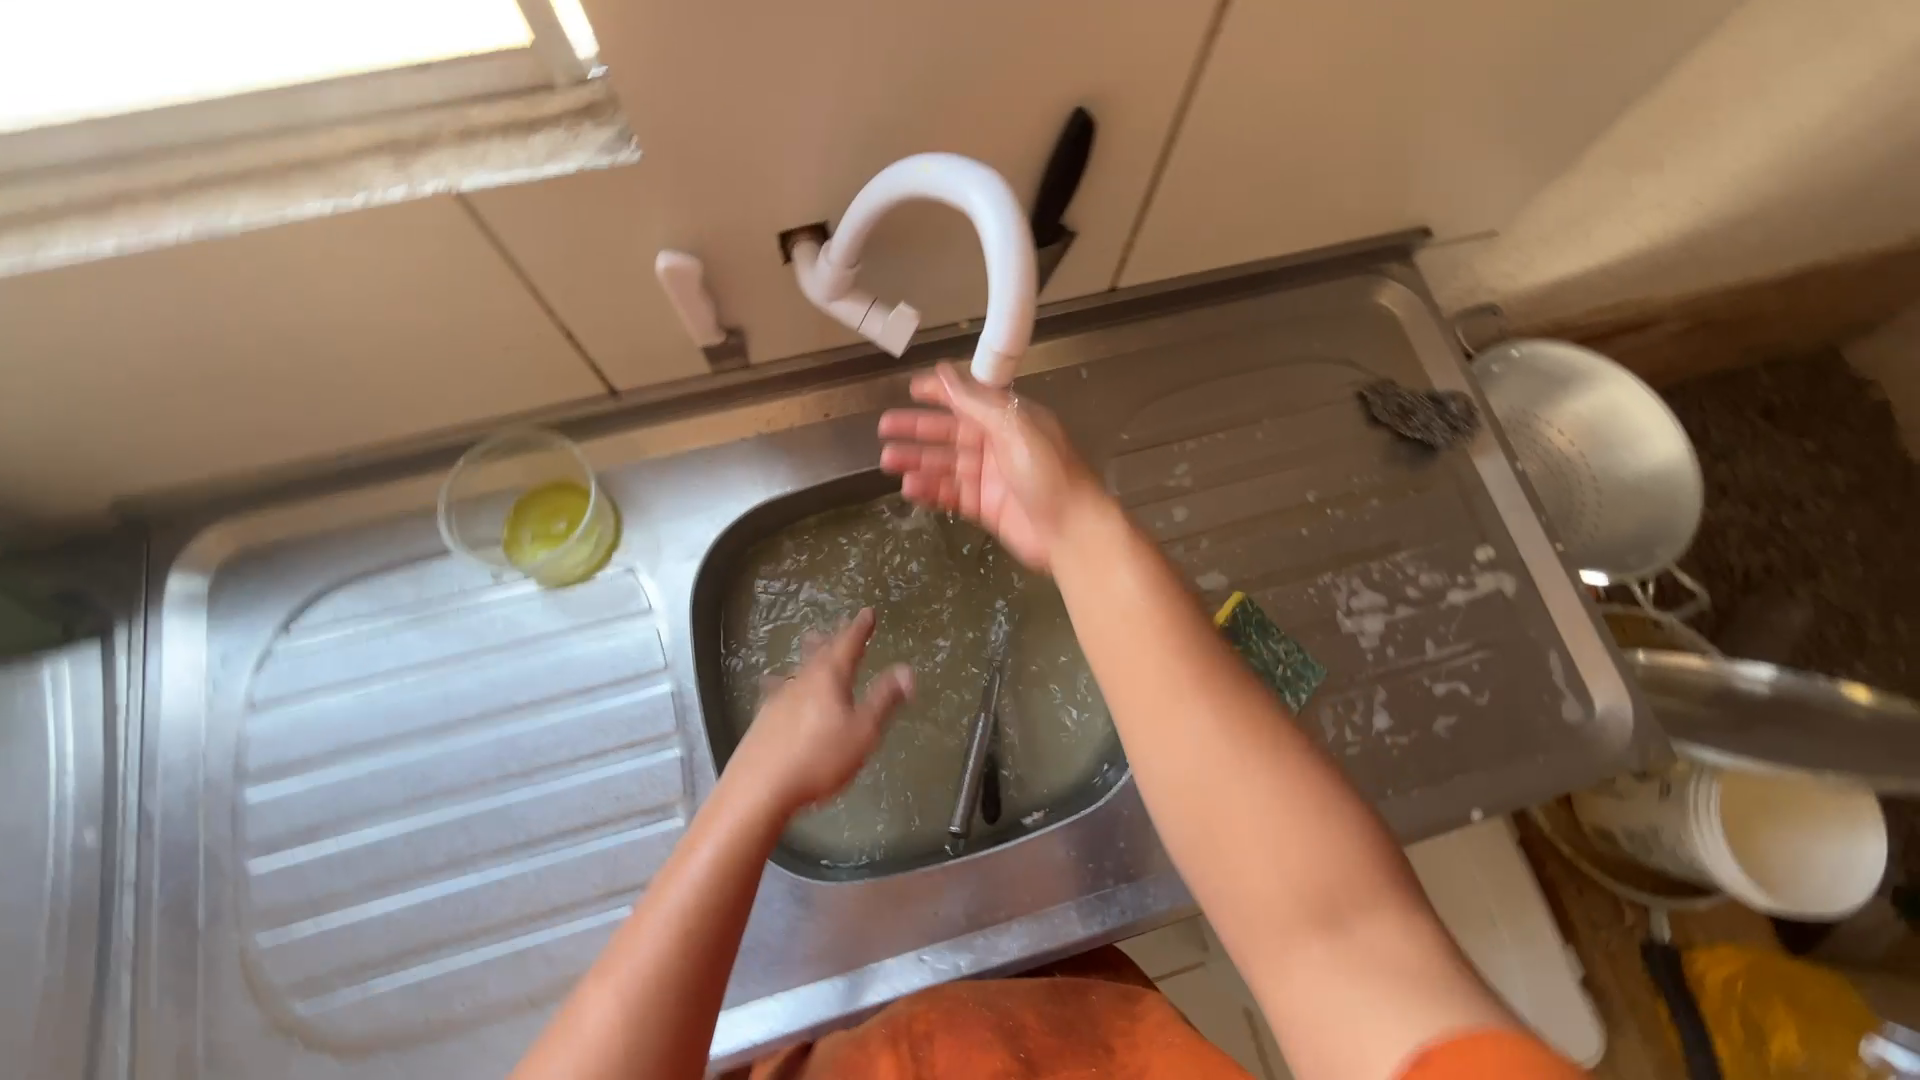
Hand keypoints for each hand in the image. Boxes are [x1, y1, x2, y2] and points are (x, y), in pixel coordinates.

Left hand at [730, 608, 913, 813]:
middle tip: (840, 624)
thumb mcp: (863, 731)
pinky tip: (774, 686)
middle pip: (820, 652)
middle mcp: (802, 682)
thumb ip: (884, 700)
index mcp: (829, 679)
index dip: (859, 628)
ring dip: (809, 655)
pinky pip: (780, 688)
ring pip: (799, 669)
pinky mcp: (764, 719)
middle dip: (833, 638)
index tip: (867, 612)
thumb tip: (907, 670)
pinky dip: (788, 681)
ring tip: (811, 643)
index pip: (847, 645)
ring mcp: (779, 699)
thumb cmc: (819, 759)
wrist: (759, 788)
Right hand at [878, 362, 1109, 570]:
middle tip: (886, 427)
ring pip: (946, 464)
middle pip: (951, 432)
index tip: (912, 389)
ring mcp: (990, 477)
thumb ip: (977, 402)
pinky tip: (909, 487)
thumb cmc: (1050, 474)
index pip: (969, 399)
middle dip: (918, 429)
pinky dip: (930, 490)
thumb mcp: (1015, 427)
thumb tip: (944, 372)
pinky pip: (950, 493)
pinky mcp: (984, 507)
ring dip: (917, 460)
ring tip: (888, 459)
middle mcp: (998, 444)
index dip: (941, 393)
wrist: (1072, 530)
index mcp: (1010, 419)